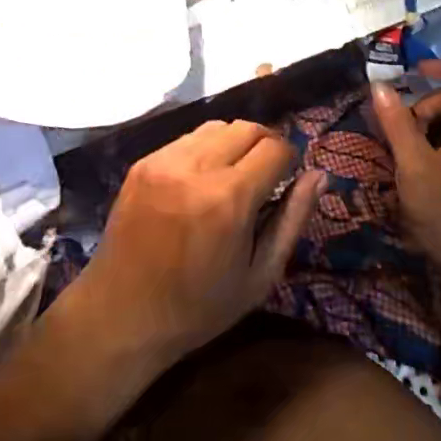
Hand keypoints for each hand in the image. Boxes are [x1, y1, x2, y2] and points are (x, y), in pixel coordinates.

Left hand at [74, 120, 323, 368]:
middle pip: (247, 127)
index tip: (288, 180)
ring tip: (235, 175)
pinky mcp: (142, 163)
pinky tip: (202, 180)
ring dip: (235, 142)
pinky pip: (186, 139)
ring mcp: (163, 161)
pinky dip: (205, 149)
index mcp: (228, 199)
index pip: (276, 147)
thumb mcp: (260, 276)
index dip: (290, 160)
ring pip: (216, 126)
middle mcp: (195, 168)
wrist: (120, 315)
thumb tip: (319, 175)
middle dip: (266, 144)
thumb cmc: (198, 308)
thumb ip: (292, 219)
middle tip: (267, 174)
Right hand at [371, 60, 440, 269]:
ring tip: (395, 146)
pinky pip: (436, 142)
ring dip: (415, 126)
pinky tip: (399, 155)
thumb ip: (397, 123)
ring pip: (440, 123)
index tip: (415, 71)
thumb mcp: (415, 163)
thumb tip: (380, 85)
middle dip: (421, 108)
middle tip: (398, 128)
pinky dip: (417, 142)